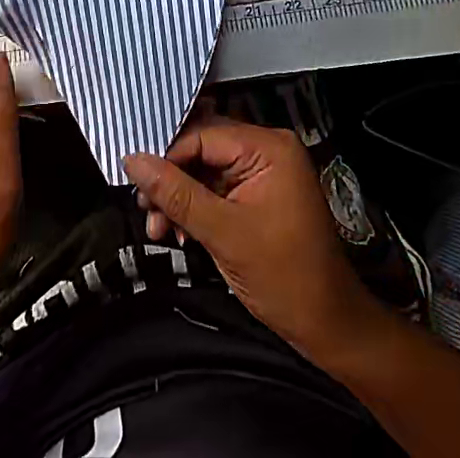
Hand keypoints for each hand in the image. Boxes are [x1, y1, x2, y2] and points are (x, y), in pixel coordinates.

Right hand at [123, 121, 376, 357]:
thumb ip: (175, 193)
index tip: (136, 180)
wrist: (327, 324)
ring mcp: (262, 173)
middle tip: (144, 205)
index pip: (202, 135)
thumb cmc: (286, 277)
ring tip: (159, 228)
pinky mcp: (255, 194)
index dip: (166, 156)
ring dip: (177, 199)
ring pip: (202, 171)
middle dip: (169, 180)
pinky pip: (213, 189)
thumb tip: (133, 161)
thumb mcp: (223, 232)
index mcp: (269, 148)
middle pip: (201, 149)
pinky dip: (193, 209)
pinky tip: (177, 232)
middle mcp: (266, 150)